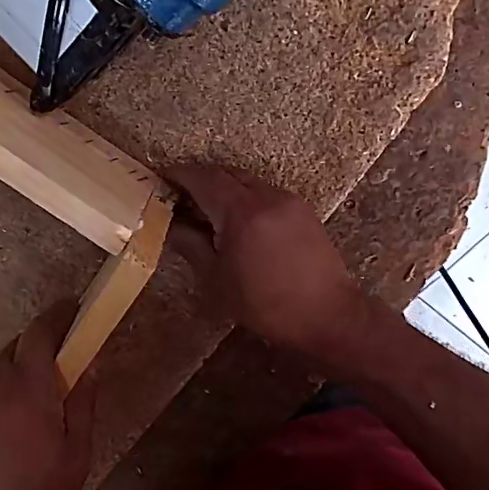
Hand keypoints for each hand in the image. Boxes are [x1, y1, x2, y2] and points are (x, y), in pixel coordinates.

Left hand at [0, 302, 93, 489]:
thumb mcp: (75, 462)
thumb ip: (82, 404)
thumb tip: (88, 364)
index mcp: (27, 390)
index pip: (41, 331)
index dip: (59, 314)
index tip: (73, 308)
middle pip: (16, 351)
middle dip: (36, 357)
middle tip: (52, 387)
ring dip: (11, 387)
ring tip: (19, 434)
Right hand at [164, 164, 369, 354]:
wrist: (328, 316)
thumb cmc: (265, 304)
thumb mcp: (216, 278)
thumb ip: (190, 244)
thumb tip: (170, 224)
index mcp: (241, 212)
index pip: (203, 178)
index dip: (179, 174)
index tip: (160, 177)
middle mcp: (266, 196)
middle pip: (225, 173)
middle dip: (199, 178)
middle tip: (177, 194)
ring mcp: (288, 200)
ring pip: (246, 180)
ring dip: (222, 187)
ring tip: (204, 208)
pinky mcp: (302, 210)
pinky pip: (263, 192)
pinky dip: (243, 196)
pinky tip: (235, 220)